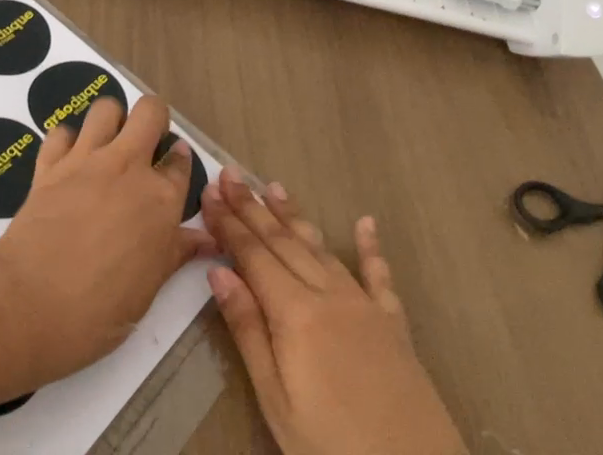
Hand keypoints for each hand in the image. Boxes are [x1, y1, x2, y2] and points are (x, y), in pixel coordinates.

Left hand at [0, 94, 215, 381]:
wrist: (30, 301)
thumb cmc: (99, 310)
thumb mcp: (149, 287)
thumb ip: (175, 253)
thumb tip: (207, 240)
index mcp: (161, 200)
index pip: (182, 163)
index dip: (180, 163)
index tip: (174, 169)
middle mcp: (128, 168)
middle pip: (150, 112)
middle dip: (154, 119)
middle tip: (146, 145)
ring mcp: (86, 161)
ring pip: (106, 109)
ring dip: (111, 120)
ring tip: (107, 145)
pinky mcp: (49, 165)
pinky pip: (61, 132)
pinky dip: (67, 140)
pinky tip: (68, 161)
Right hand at [202, 168, 464, 454]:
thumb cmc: (331, 444)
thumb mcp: (275, 399)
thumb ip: (248, 331)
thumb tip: (219, 272)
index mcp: (296, 313)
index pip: (254, 255)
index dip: (229, 223)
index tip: (209, 193)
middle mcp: (330, 295)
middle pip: (284, 242)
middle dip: (253, 208)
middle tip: (231, 175)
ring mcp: (366, 306)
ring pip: (322, 248)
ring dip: (295, 216)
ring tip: (273, 187)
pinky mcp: (394, 324)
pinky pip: (379, 276)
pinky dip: (370, 247)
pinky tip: (365, 223)